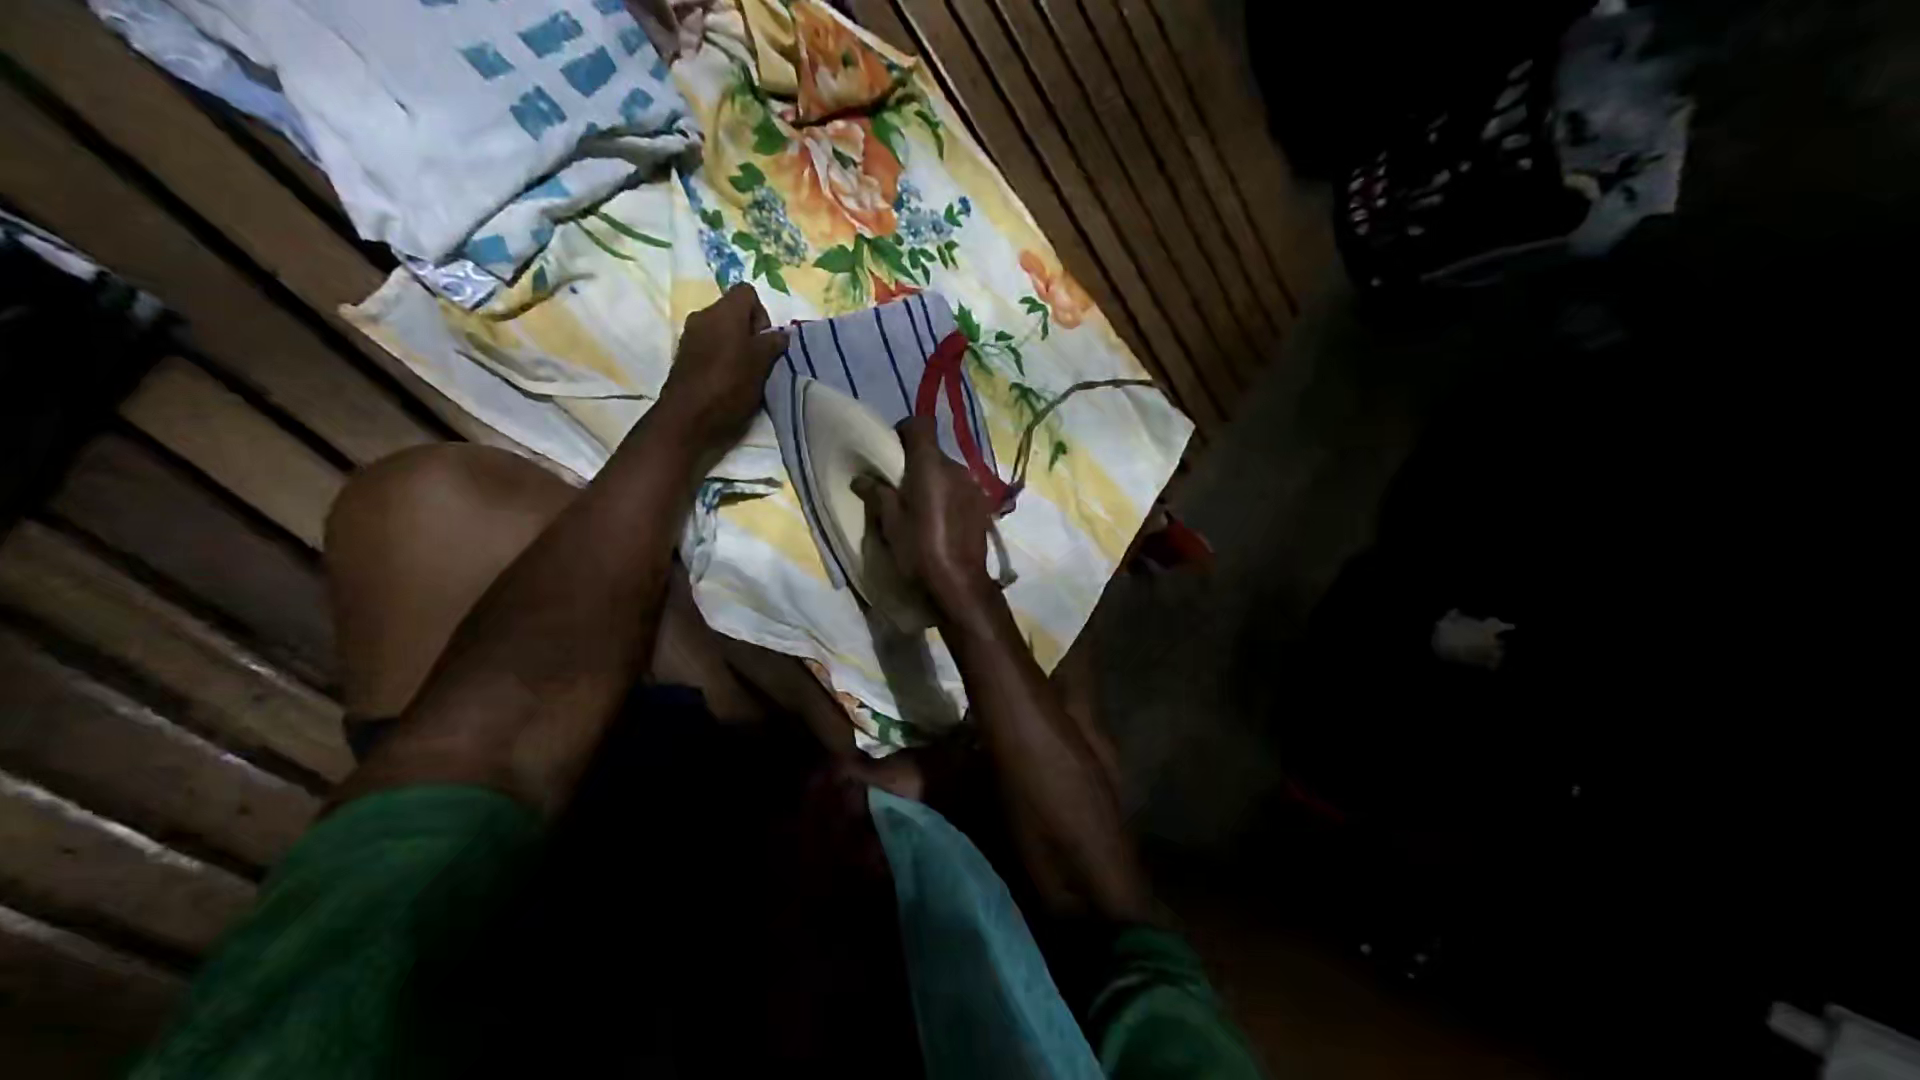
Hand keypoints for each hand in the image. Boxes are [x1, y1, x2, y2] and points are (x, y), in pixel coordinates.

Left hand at [656, 284, 789, 451]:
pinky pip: (709, 348)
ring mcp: (690, 337)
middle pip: (734, 312)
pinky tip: (728, 382)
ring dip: (736, 347)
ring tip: (746, 375)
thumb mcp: (761, 365)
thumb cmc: (729, 387)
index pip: (747, 293)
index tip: (765, 342)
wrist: (688, 421)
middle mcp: (703, 316)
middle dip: (750, 333)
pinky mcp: (684, 358)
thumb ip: (773, 344)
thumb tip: (781, 334)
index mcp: (723, 312)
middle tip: (760, 361)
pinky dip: (721, 359)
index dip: (762, 314)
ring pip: (721, 332)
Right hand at [853, 415, 997, 618]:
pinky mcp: (983, 505)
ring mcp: (973, 486)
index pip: (920, 425)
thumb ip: (877, 495)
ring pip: (947, 471)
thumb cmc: (920, 550)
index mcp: (930, 466)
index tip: (892, 451)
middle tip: (899, 486)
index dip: (905, 431)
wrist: (960, 583)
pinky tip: (940, 520)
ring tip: (920, 507)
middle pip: (933, 451)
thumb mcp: (891, 523)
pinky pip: (960, 489)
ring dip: (933, 481)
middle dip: (916, 462)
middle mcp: (956, 468)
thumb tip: (862, 479)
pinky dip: (948, 495)